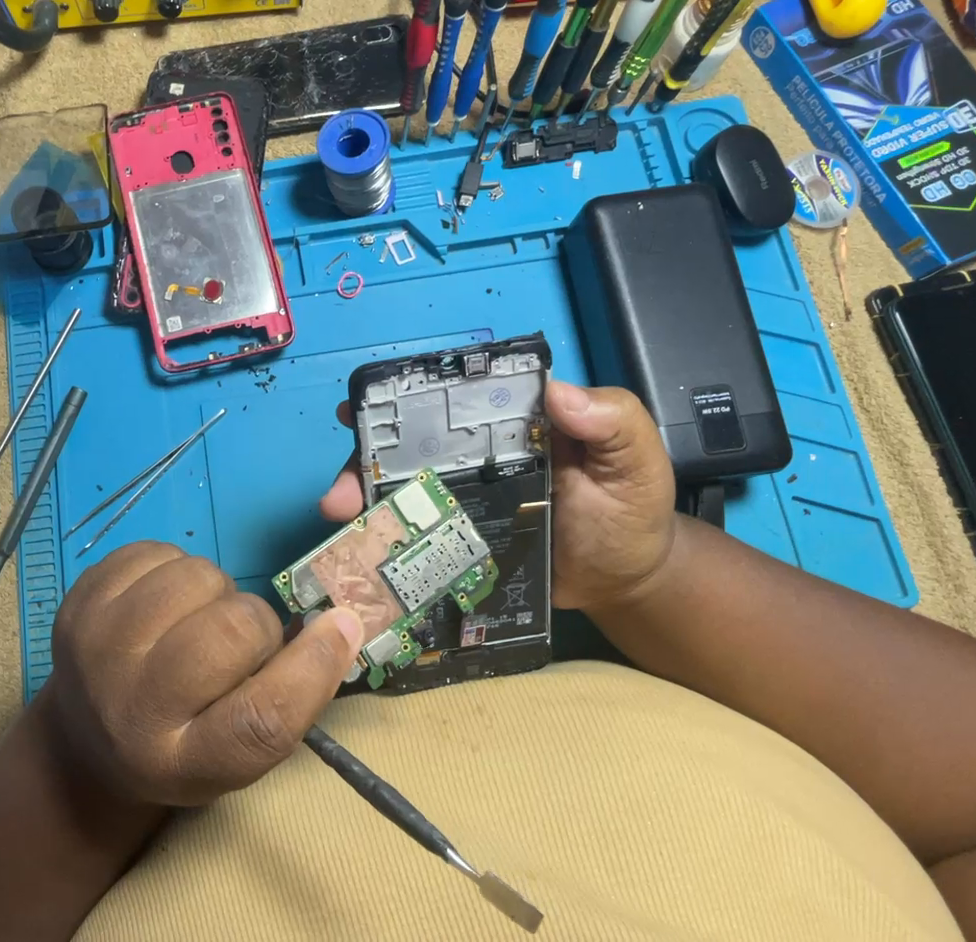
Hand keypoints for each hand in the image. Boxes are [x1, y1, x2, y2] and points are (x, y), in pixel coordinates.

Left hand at [40, 541, 364, 807]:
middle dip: (255, 623)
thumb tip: (343, 622)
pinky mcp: (78, 601)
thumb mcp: (238, 750)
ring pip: (196, 576)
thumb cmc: (182, 744)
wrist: (84, 740)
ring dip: (216, 591)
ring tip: (198, 620)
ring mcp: (95, 648)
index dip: (311, 669)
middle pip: (229, 632)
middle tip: (242, 640)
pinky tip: (166, 602)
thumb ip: (290, 697)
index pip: (260, 720)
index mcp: (184, 764)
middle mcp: (131, 710)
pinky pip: (157, 551)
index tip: (340, 626)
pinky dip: (177, 567)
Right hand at [319, 381, 676, 609]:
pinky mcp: (459, 540)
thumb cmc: (630, 512)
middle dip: (366, 456)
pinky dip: (386, 537)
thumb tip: (558, 392)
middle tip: (339, 481)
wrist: (626, 583)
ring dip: (364, 496)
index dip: (405, 397)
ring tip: (338, 513)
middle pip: (411, 446)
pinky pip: (418, 535)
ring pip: (405, 490)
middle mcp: (477, 456)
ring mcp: (465, 500)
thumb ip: (613, 420)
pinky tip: (360, 548)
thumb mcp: (636, 460)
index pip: (453, 399)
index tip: (364, 405)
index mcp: (510, 424)